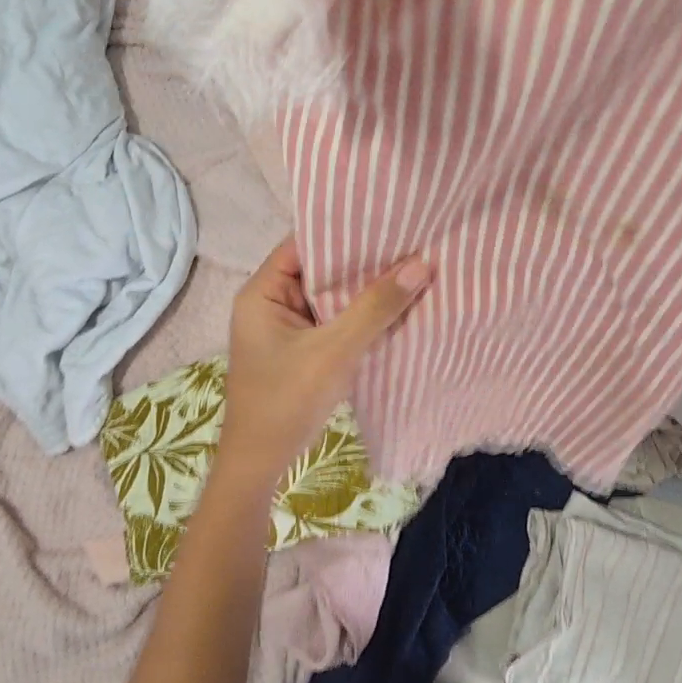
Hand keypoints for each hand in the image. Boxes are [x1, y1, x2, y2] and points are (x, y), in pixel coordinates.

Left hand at [219, 239, 432, 475]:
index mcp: (262, 292)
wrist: (260, 464)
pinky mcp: (301, 351)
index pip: (304, 243)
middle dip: (362, 261)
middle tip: (412, 240)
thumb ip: (375, 307)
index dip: (344, 229)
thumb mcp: (334, 351)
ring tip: (414, 265)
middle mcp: (270, 303)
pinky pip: (333, 322)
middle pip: (320, 269)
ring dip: (364, 290)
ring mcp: (286, 328)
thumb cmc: (286, 401)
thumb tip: (421, 263)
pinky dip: (359, 316)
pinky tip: (396, 306)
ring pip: (330, 297)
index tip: (388, 218)